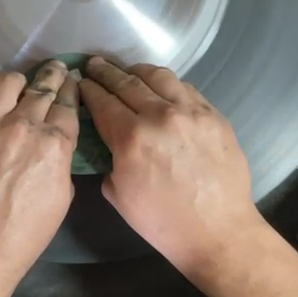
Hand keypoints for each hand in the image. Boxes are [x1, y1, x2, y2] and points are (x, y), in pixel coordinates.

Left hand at [0, 60, 80, 296]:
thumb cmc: (25, 235)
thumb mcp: (62, 200)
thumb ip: (62, 166)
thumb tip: (55, 151)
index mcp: (55, 144)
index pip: (67, 105)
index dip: (71, 92)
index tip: (71, 85)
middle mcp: (24, 126)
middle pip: (42, 88)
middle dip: (52, 77)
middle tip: (53, 72)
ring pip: (5, 82)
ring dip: (16, 82)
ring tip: (17, 87)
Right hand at [79, 56, 265, 275]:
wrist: (216, 231)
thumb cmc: (162, 221)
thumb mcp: (118, 194)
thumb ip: (109, 159)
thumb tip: (110, 142)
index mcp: (131, 138)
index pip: (103, 101)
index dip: (89, 89)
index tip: (81, 82)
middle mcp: (161, 115)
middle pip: (127, 82)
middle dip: (107, 72)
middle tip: (95, 65)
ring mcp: (191, 112)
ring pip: (159, 76)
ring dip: (138, 70)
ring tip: (128, 71)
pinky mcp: (214, 116)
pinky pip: (186, 89)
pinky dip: (167, 84)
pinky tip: (161, 88)